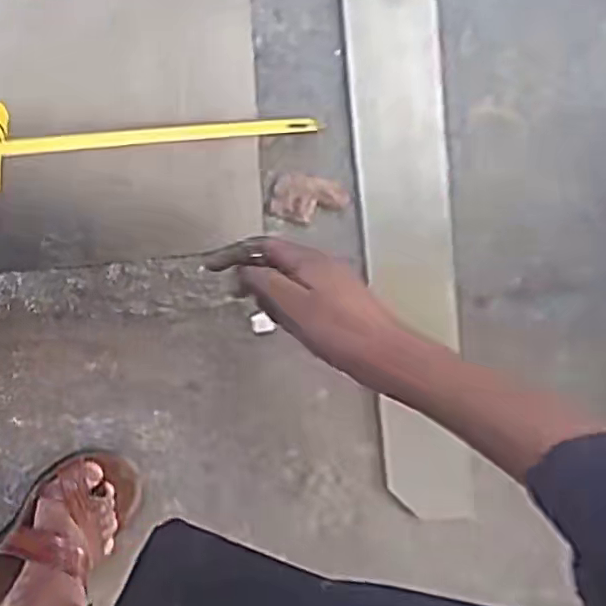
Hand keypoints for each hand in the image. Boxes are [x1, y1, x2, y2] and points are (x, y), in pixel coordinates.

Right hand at [207, 237, 436, 383]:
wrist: (392, 359)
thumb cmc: (340, 332)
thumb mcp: (291, 304)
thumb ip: (263, 282)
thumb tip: (244, 269)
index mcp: (310, 261)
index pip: (264, 245)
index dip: (235, 253)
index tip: (213, 266)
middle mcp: (324, 266)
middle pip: (277, 258)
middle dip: (251, 271)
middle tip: (234, 290)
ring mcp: (335, 283)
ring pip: (289, 276)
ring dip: (268, 288)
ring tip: (259, 309)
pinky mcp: (341, 301)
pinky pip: (302, 291)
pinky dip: (284, 299)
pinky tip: (283, 319)